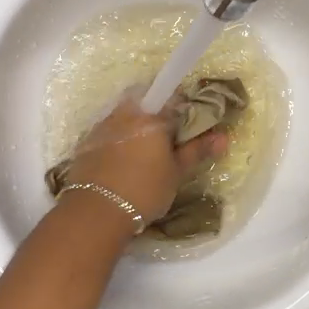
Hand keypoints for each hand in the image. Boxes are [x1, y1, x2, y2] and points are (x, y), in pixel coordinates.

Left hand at [62, 99, 227, 228]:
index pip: (172, 96)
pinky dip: (116, 140)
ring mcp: (102, 126)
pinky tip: (120, 162)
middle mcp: (125, 113)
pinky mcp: (85, 143)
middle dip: (155, 113)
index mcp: (151, 116)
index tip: (186, 125)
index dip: (181, 107)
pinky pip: (107, 132)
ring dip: (134, 126)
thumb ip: (197, 151)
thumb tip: (223, 136)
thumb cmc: (144, 190)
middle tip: (164, 139)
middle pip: (143, 101)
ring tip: (142, 153)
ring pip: (123, 115)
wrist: (96, 211)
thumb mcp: (176, 173)